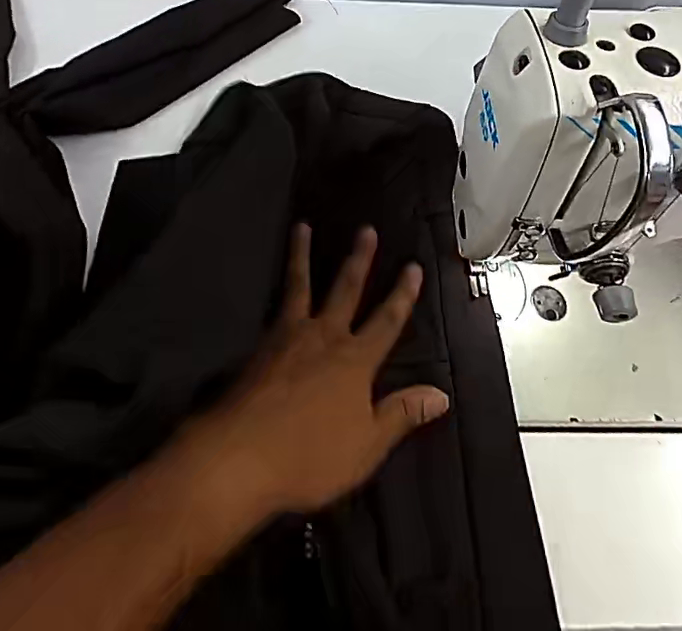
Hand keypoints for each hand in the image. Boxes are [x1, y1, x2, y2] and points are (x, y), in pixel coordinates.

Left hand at [182, 224, 450, 515]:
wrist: (240, 453)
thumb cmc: (310, 455)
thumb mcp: (366, 446)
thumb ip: (401, 414)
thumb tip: (441, 394)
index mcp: (354, 361)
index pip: (386, 322)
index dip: (402, 295)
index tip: (413, 267)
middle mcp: (323, 337)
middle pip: (345, 290)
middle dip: (359, 259)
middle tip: (366, 230)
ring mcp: (287, 336)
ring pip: (300, 285)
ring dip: (303, 254)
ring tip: (302, 227)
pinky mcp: (260, 344)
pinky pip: (275, 305)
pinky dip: (277, 287)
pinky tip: (274, 285)